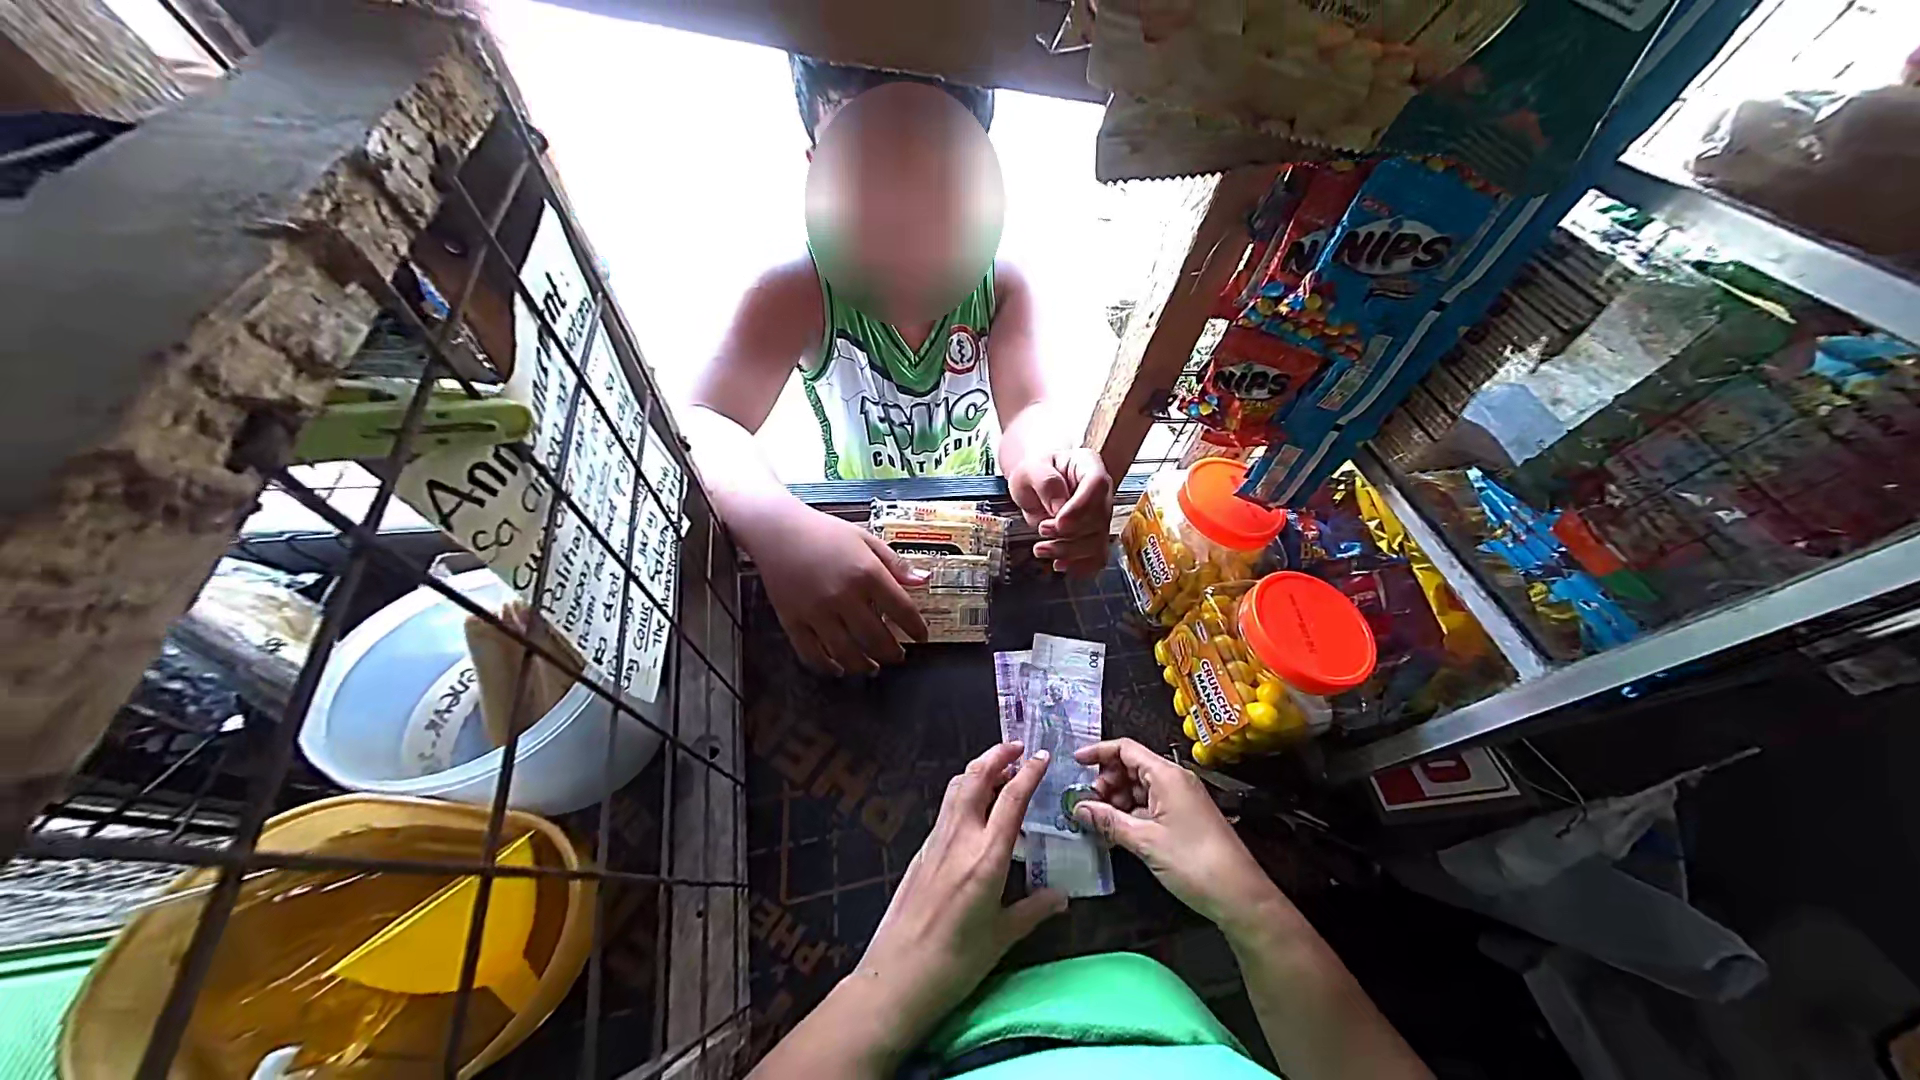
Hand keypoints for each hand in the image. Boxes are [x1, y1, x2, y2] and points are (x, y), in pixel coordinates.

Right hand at [742, 502, 928, 674]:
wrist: (777, 529)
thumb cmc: (825, 532)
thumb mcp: (866, 539)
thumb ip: (896, 563)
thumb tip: (924, 580)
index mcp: (867, 573)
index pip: (901, 610)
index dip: (916, 628)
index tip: (921, 636)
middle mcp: (844, 596)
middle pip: (876, 638)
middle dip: (892, 652)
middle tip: (899, 656)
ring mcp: (817, 611)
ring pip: (846, 653)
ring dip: (864, 665)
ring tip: (873, 667)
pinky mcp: (793, 620)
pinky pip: (812, 654)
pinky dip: (828, 667)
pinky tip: (839, 669)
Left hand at [842, 742, 1067, 1054]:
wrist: (897, 976)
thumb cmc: (956, 962)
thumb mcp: (1002, 937)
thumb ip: (1034, 910)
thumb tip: (1061, 898)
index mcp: (986, 857)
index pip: (1011, 799)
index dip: (1029, 772)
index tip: (1042, 756)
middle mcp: (960, 838)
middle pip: (976, 777)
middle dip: (997, 755)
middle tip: (1018, 748)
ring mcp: (937, 841)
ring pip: (957, 787)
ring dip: (979, 769)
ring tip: (999, 769)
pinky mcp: (922, 850)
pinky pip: (946, 808)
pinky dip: (964, 792)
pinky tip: (975, 808)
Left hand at [1008, 447, 1112, 575]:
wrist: (1035, 483)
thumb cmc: (1036, 472)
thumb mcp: (1032, 469)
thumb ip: (1045, 482)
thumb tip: (1058, 506)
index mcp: (1088, 466)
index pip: (1097, 485)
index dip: (1080, 507)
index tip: (1059, 522)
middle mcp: (1100, 491)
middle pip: (1099, 518)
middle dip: (1069, 533)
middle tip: (1042, 529)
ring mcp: (1099, 515)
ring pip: (1097, 541)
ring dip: (1068, 551)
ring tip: (1041, 549)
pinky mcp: (1093, 536)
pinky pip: (1096, 556)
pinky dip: (1079, 565)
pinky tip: (1060, 564)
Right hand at [1071, 738, 1284, 934]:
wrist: (1240, 896)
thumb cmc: (1194, 861)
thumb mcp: (1145, 840)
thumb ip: (1108, 821)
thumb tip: (1079, 808)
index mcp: (1166, 775)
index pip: (1125, 749)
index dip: (1098, 752)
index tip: (1076, 762)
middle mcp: (1174, 780)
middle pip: (1131, 766)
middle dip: (1106, 780)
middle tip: (1089, 802)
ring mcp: (1180, 798)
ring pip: (1139, 786)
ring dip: (1117, 798)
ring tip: (1100, 819)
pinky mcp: (1183, 817)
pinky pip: (1149, 804)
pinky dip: (1130, 811)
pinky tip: (1117, 829)